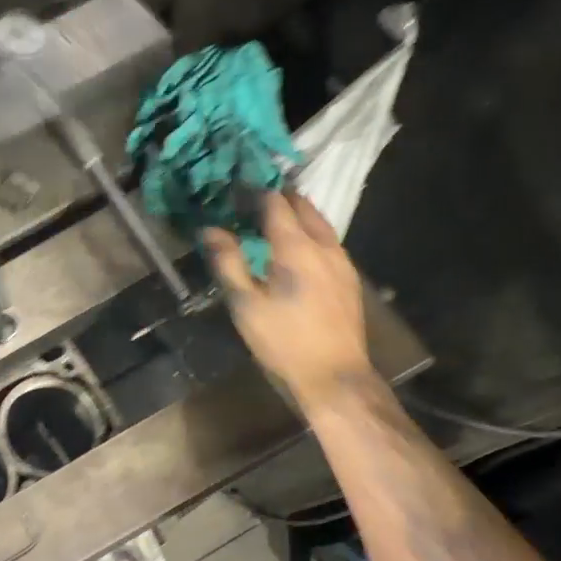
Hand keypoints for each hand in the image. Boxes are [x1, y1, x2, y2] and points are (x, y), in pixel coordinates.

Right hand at [205, 192, 372, 410]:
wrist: (333, 374)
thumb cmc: (282, 341)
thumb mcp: (245, 305)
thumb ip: (229, 263)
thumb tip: (211, 230)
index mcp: (295, 248)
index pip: (276, 205)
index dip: (256, 192)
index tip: (237, 186)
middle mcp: (324, 246)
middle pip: (304, 208)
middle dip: (281, 197)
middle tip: (256, 195)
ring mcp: (342, 261)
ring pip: (321, 224)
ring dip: (299, 213)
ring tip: (277, 215)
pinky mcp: (349, 278)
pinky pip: (329, 241)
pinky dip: (311, 232)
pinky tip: (299, 246)